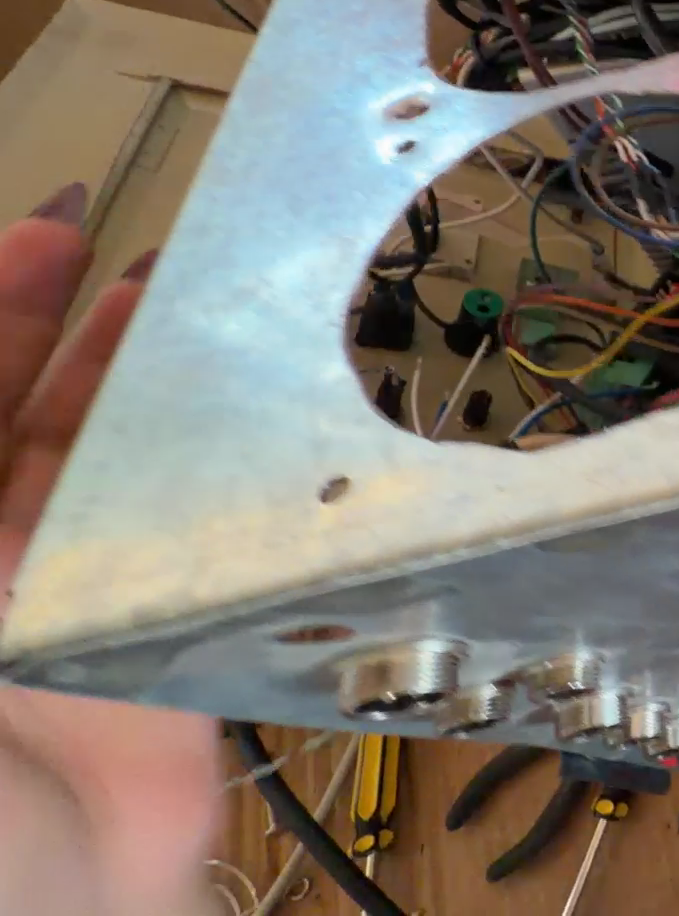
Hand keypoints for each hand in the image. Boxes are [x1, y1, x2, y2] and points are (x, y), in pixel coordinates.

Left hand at [0, 185, 220, 915]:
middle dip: (43, 331)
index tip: (30, 240)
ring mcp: (76, 592)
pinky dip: (224, 462)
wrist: (43, 913)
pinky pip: (203, 522)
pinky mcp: (176, 620)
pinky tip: (245, 414)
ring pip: (108, 462)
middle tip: (99, 252)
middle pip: (7, 422)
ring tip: (172, 309)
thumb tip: (15, 411)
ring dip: (138, 384)